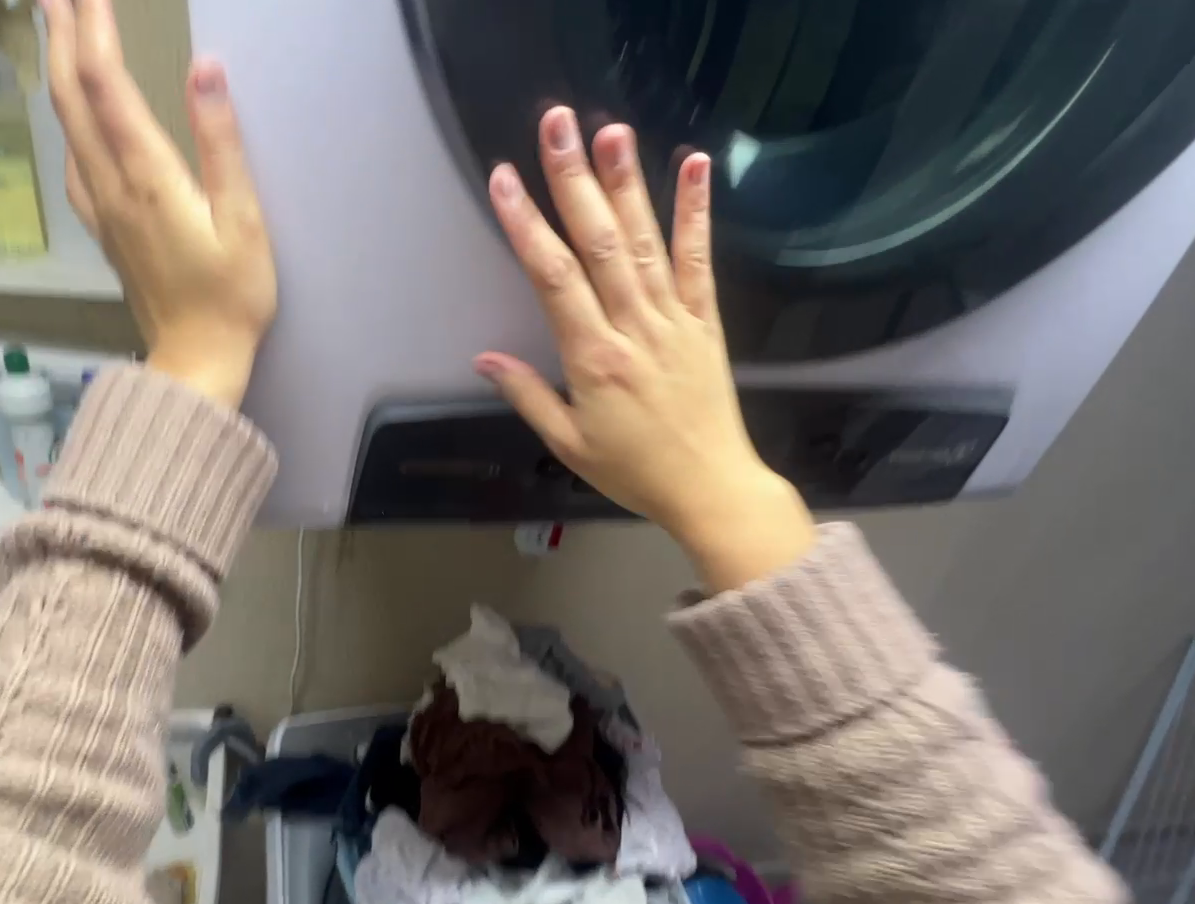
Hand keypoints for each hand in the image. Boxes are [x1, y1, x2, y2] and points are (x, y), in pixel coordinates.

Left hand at [42, 0, 275, 408]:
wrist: (198, 360)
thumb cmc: (232, 297)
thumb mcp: (244, 222)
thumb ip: (222, 145)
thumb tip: (206, 69)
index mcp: (148, 177)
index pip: (106, 82)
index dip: (92, 27)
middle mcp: (112, 186)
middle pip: (70, 95)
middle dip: (61, 34)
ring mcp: (102, 212)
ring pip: (65, 127)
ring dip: (56, 72)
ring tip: (56, 33)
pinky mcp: (106, 234)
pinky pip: (72, 166)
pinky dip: (66, 125)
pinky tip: (72, 122)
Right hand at [475, 108, 814, 590]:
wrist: (710, 486)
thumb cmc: (634, 471)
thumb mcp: (569, 444)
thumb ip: (527, 396)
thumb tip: (484, 360)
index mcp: (593, 359)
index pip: (553, 279)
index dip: (527, 225)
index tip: (505, 180)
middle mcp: (633, 328)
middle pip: (600, 244)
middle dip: (574, 182)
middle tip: (557, 126)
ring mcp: (674, 319)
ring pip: (646, 242)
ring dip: (627, 184)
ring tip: (611, 132)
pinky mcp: (705, 321)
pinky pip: (698, 260)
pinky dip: (696, 212)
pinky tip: (693, 167)